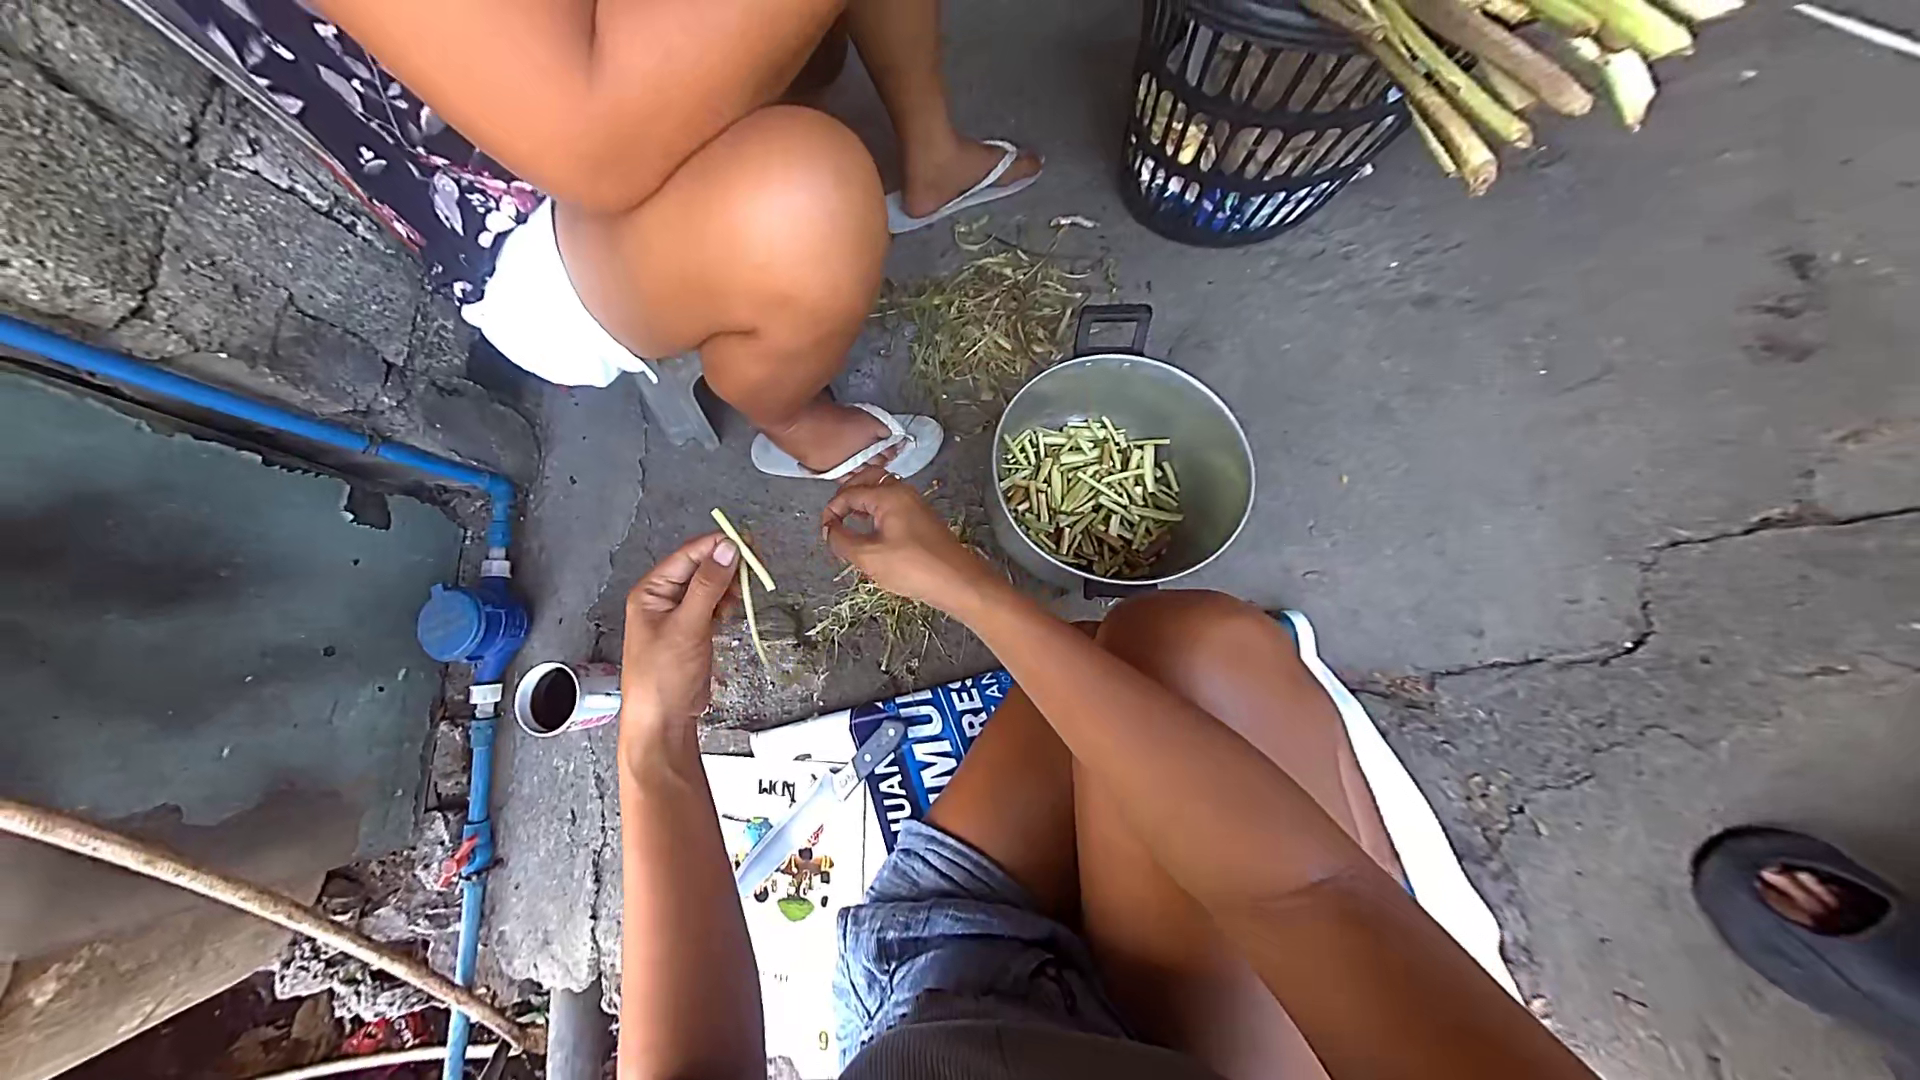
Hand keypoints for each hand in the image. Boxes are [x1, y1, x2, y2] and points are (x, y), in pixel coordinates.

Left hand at [619, 532, 738, 734]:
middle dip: (727, 566)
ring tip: (743, 594)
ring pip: (711, 586)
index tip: (748, 543)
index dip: (717, 547)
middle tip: (755, 567)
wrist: (664, 720)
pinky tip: (735, 608)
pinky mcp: (694, 629)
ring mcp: (679, 614)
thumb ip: (708, 585)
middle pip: (701, 568)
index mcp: (652, 591)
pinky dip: (727, 602)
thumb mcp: (688, 626)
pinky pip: (714, 605)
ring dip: (730, 585)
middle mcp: (664, 598)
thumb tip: (728, 549)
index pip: (688, 556)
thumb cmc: (665, 675)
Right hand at [821, 467, 998, 613]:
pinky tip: (873, 531)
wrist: (957, 580)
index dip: (832, 510)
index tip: (825, 530)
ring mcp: (916, 504)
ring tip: (850, 521)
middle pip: (868, 480)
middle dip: (847, 494)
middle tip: (835, 515)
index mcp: (888, 495)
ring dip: (864, 501)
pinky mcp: (923, 519)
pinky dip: (878, 511)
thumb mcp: (868, 557)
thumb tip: (828, 530)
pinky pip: (894, 504)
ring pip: (883, 491)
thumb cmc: (913, 567)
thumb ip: (841, 540)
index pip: (849, 493)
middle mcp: (903, 492)